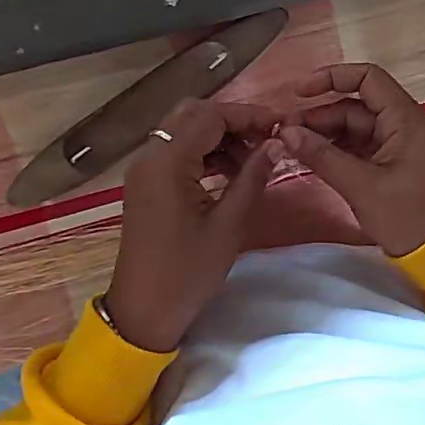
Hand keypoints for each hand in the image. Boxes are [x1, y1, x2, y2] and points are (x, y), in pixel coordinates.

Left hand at [102, 100, 282, 351]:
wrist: (144, 309)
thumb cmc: (188, 271)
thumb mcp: (228, 225)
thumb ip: (252, 177)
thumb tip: (275, 144)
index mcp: (167, 162)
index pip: (210, 116)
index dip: (248, 115)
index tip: (281, 124)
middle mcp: (149, 156)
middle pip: (193, 115)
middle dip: (232, 121)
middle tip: (266, 139)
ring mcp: (144, 170)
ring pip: (183, 132)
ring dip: (218, 137)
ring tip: (254, 159)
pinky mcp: (145, 185)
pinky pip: (175, 153)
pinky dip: (203, 153)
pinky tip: (230, 172)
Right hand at [277, 63, 424, 256]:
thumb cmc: (405, 217)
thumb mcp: (360, 186)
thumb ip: (322, 155)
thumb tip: (286, 132)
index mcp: (408, 120)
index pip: (369, 79)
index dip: (332, 78)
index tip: (299, 92)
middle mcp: (407, 124)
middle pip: (357, 105)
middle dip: (321, 115)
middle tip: (286, 131)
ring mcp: (401, 144)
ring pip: (356, 126)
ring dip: (325, 133)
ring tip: (293, 145)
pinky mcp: (394, 161)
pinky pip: (361, 145)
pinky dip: (337, 149)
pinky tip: (311, 156)